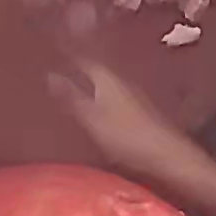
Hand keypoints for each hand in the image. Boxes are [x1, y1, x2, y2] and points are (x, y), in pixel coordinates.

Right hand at [46, 59, 208, 184]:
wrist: (170, 160)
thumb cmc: (127, 136)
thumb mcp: (91, 117)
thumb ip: (70, 96)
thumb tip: (49, 74)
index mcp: (105, 76)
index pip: (80, 58)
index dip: (64, 55)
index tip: (45, 55)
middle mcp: (119, 81)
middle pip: (91, 70)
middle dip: (73, 70)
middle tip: (50, 72)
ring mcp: (130, 96)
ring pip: (100, 85)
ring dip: (84, 86)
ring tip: (63, 92)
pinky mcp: (136, 114)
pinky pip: (108, 99)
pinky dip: (95, 101)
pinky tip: (87, 113)